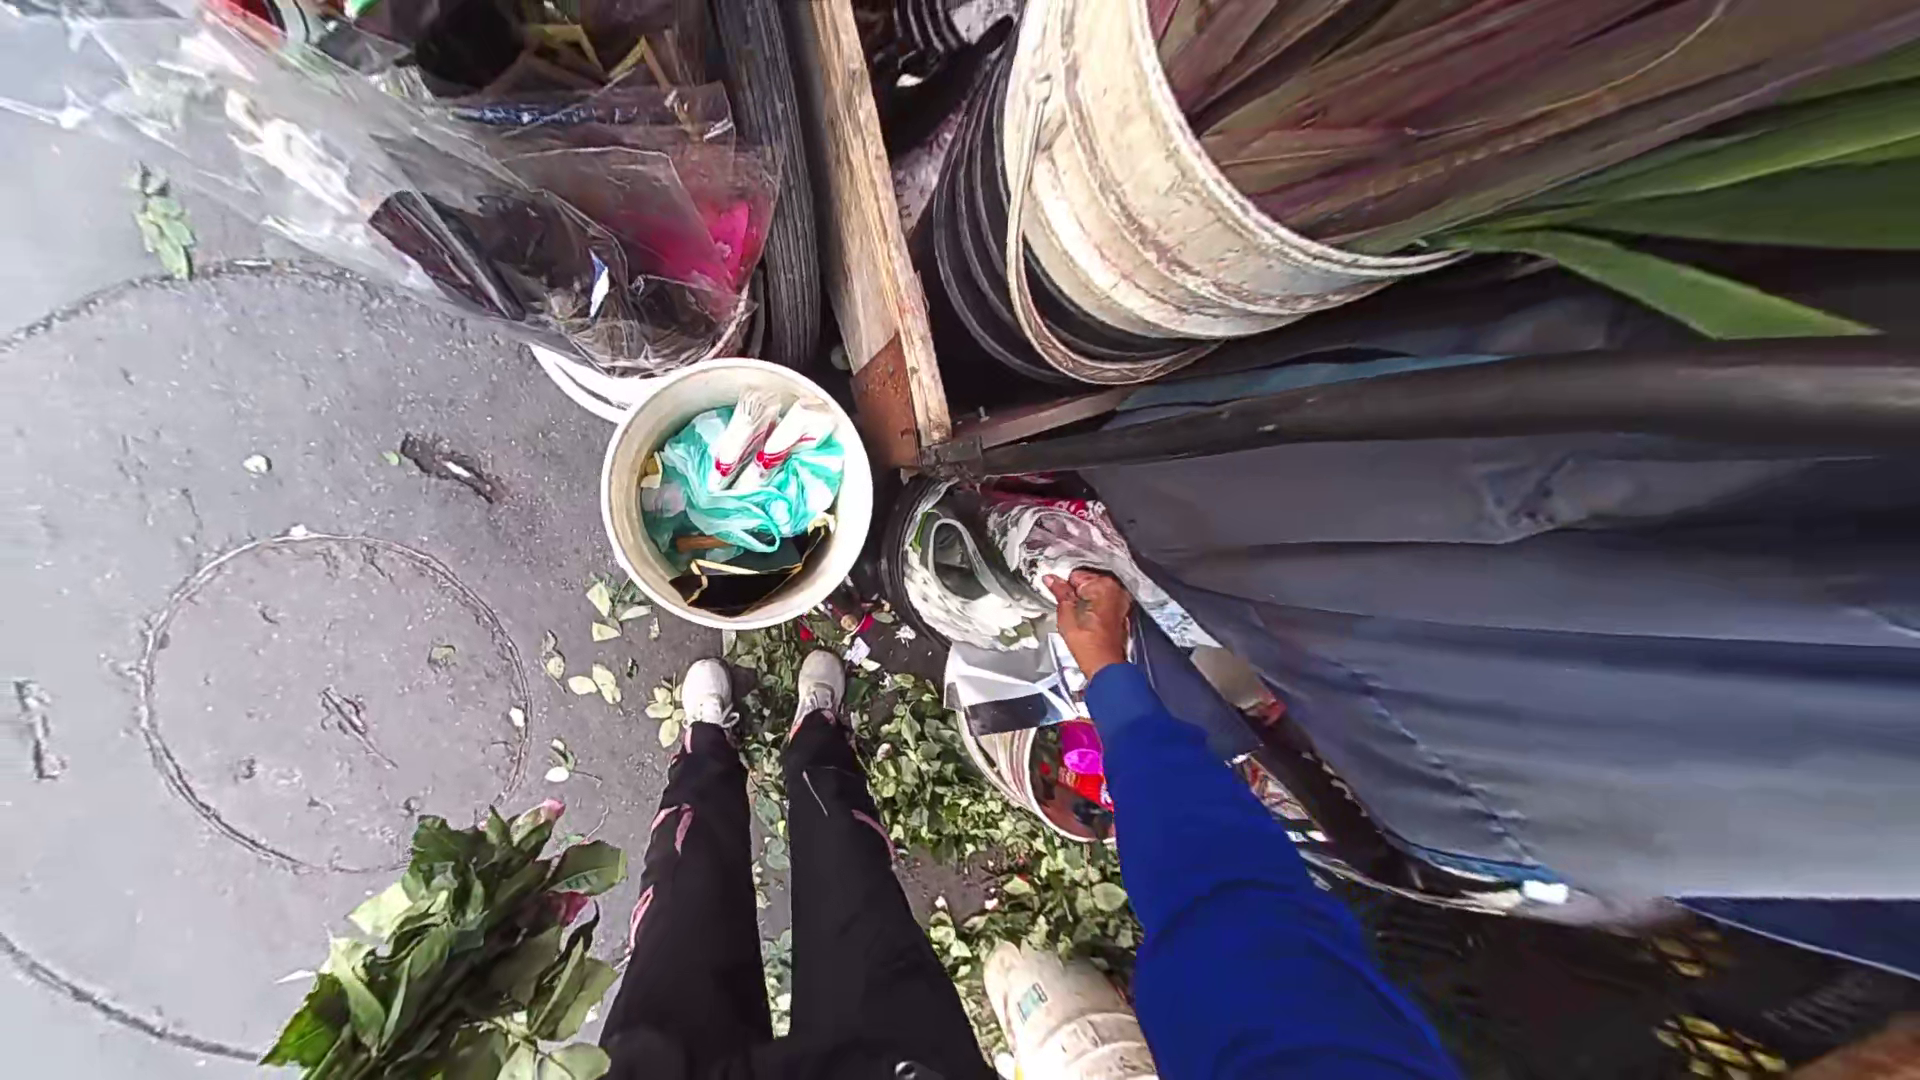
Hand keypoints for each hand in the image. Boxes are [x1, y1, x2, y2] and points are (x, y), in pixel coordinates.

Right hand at [1045, 569, 1130, 678]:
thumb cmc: (1088, 644)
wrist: (1104, 665)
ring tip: (1080, 618)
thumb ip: (1059, 591)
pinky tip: (1089, 622)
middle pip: (1088, 582)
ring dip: (1086, 600)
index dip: (1065, 588)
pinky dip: (1095, 608)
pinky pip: (1104, 602)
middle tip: (1070, 611)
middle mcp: (1116, 589)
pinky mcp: (1122, 613)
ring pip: (1096, 592)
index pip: (1075, 575)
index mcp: (1103, 585)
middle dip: (1077, 593)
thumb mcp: (1066, 614)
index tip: (1061, 598)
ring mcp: (1121, 601)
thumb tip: (1051, 579)